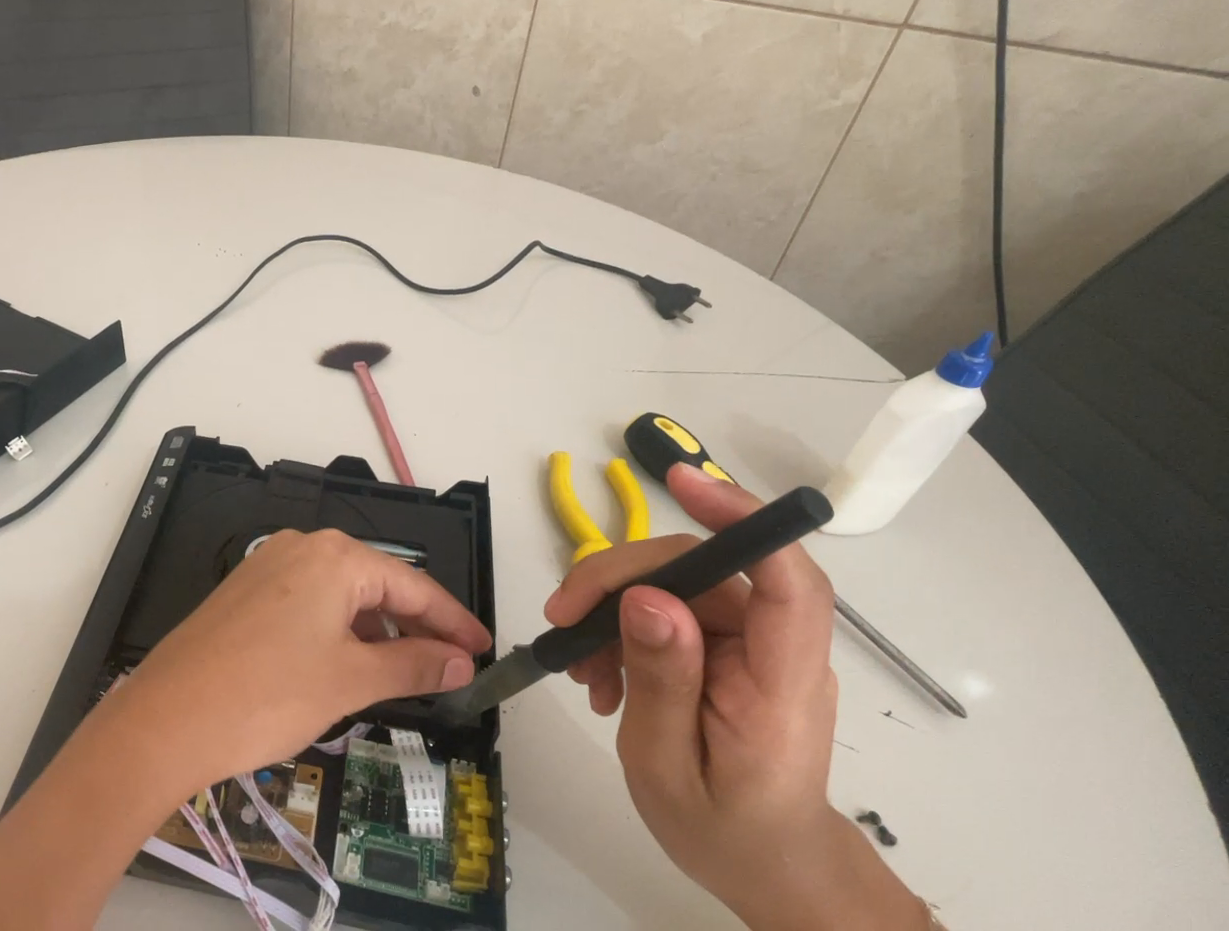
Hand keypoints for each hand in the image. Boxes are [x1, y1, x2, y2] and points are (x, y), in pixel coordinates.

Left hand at [109, 528, 491, 791]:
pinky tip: (348, 666)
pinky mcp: (246, 593)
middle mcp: (301, 549)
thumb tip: (458, 661)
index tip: (481, 650)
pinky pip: (310, 604)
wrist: (165, 720)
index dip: (453, 621)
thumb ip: (413, 664)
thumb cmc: (266, 696)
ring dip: (376, 632)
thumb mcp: (350, 681)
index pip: (414, 586)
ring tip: (402, 675)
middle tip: (449, 668)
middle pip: (377, 585)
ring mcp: (268, 567)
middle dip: (416, 627)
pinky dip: (339, 632)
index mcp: (334, 557)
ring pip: (342, 596)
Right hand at [547, 465, 925, 930]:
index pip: (786, 582)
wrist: (766, 865)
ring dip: (612, 611)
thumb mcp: (667, 765)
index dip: (742, 521)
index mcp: (781, 684)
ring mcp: (752, 646)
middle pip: (704, 572)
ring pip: (675, 587)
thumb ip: (661, 681)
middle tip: (562, 617)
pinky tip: (600, 674)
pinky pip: (671, 613)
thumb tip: (647, 597)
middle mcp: (774, 650)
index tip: (683, 484)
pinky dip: (623, 630)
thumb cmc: (724, 832)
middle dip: (621, 578)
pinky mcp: (728, 650)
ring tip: (579, 667)